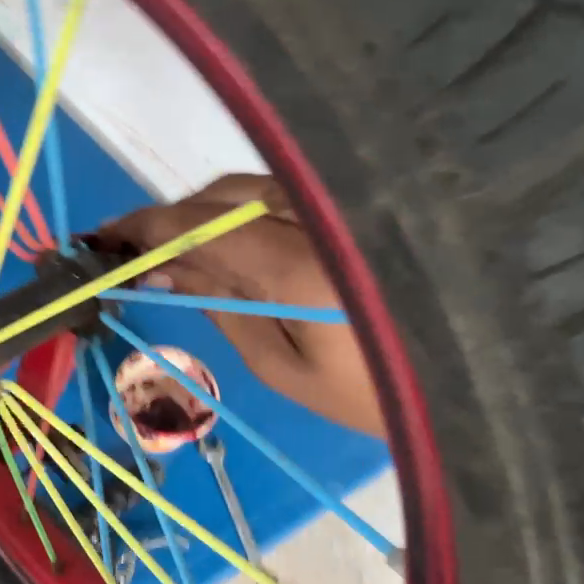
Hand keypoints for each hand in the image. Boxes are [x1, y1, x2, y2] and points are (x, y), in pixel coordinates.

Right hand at [93, 175, 383, 436]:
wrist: (481, 386)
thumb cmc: (371, 396)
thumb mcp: (280, 365)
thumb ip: (218, 305)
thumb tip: (156, 270)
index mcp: (300, 266)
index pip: (200, 226)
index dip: (145, 227)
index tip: (102, 240)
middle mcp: (323, 219)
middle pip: (224, 195)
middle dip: (172, 218)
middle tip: (135, 250)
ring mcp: (349, 208)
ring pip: (254, 187)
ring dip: (205, 211)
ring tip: (179, 248)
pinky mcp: (365, 209)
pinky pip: (285, 194)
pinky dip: (244, 209)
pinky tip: (230, 239)